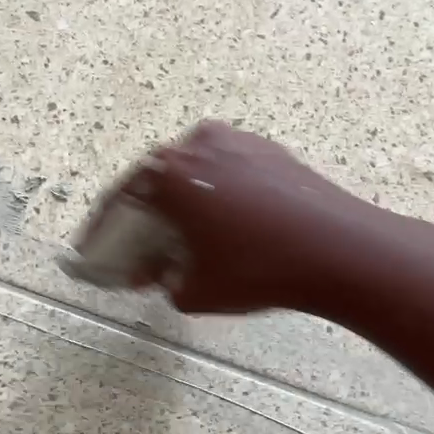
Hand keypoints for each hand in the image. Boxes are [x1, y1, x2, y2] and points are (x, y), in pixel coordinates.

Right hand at [106, 119, 377, 313]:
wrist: (342, 250)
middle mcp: (198, 145)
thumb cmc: (258, 269)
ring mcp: (237, 143)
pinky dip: (214, 198)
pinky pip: (225, 175)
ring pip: (193, 176)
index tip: (92, 253)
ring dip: (181, 207)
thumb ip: (162, 280)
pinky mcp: (270, 151)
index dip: (102, 232)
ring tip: (180, 243)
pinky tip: (221, 228)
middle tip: (137, 252)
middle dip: (144, 220)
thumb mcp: (195, 290)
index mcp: (168, 172)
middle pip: (155, 183)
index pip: (118, 200)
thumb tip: (156, 274)